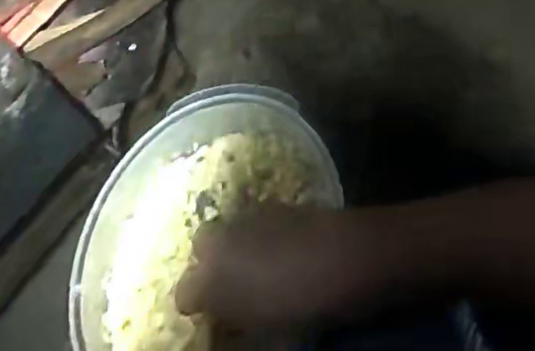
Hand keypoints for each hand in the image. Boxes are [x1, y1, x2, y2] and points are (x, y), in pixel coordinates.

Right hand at [174, 207, 354, 328]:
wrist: (350, 255)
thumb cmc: (301, 303)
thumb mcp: (262, 333)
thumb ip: (234, 325)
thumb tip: (227, 322)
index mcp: (211, 274)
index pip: (184, 292)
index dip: (197, 306)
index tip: (213, 316)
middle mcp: (225, 237)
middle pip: (203, 246)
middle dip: (211, 263)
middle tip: (231, 285)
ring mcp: (254, 214)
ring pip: (231, 227)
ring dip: (238, 244)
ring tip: (259, 266)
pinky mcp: (281, 202)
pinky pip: (259, 218)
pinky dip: (262, 232)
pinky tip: (283, 248)